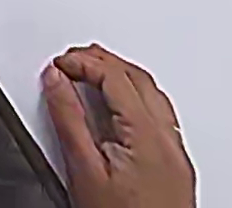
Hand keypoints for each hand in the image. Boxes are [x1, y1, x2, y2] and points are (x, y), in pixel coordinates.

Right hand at [42, 46, 194, 207]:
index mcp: (148, 137)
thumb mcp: (84, 172)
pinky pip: (158, 113)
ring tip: (87, 74)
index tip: (58, 66)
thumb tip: (55, 78)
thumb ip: (68, 117)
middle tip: (69, 61)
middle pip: (135, 76)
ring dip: (118, 74)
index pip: (114, 75)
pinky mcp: (176, 170)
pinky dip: (133, 94)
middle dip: (99, 60)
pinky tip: (115, 104)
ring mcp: (176, 157)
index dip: (82, 61)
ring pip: (150, 92)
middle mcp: (168, 142)